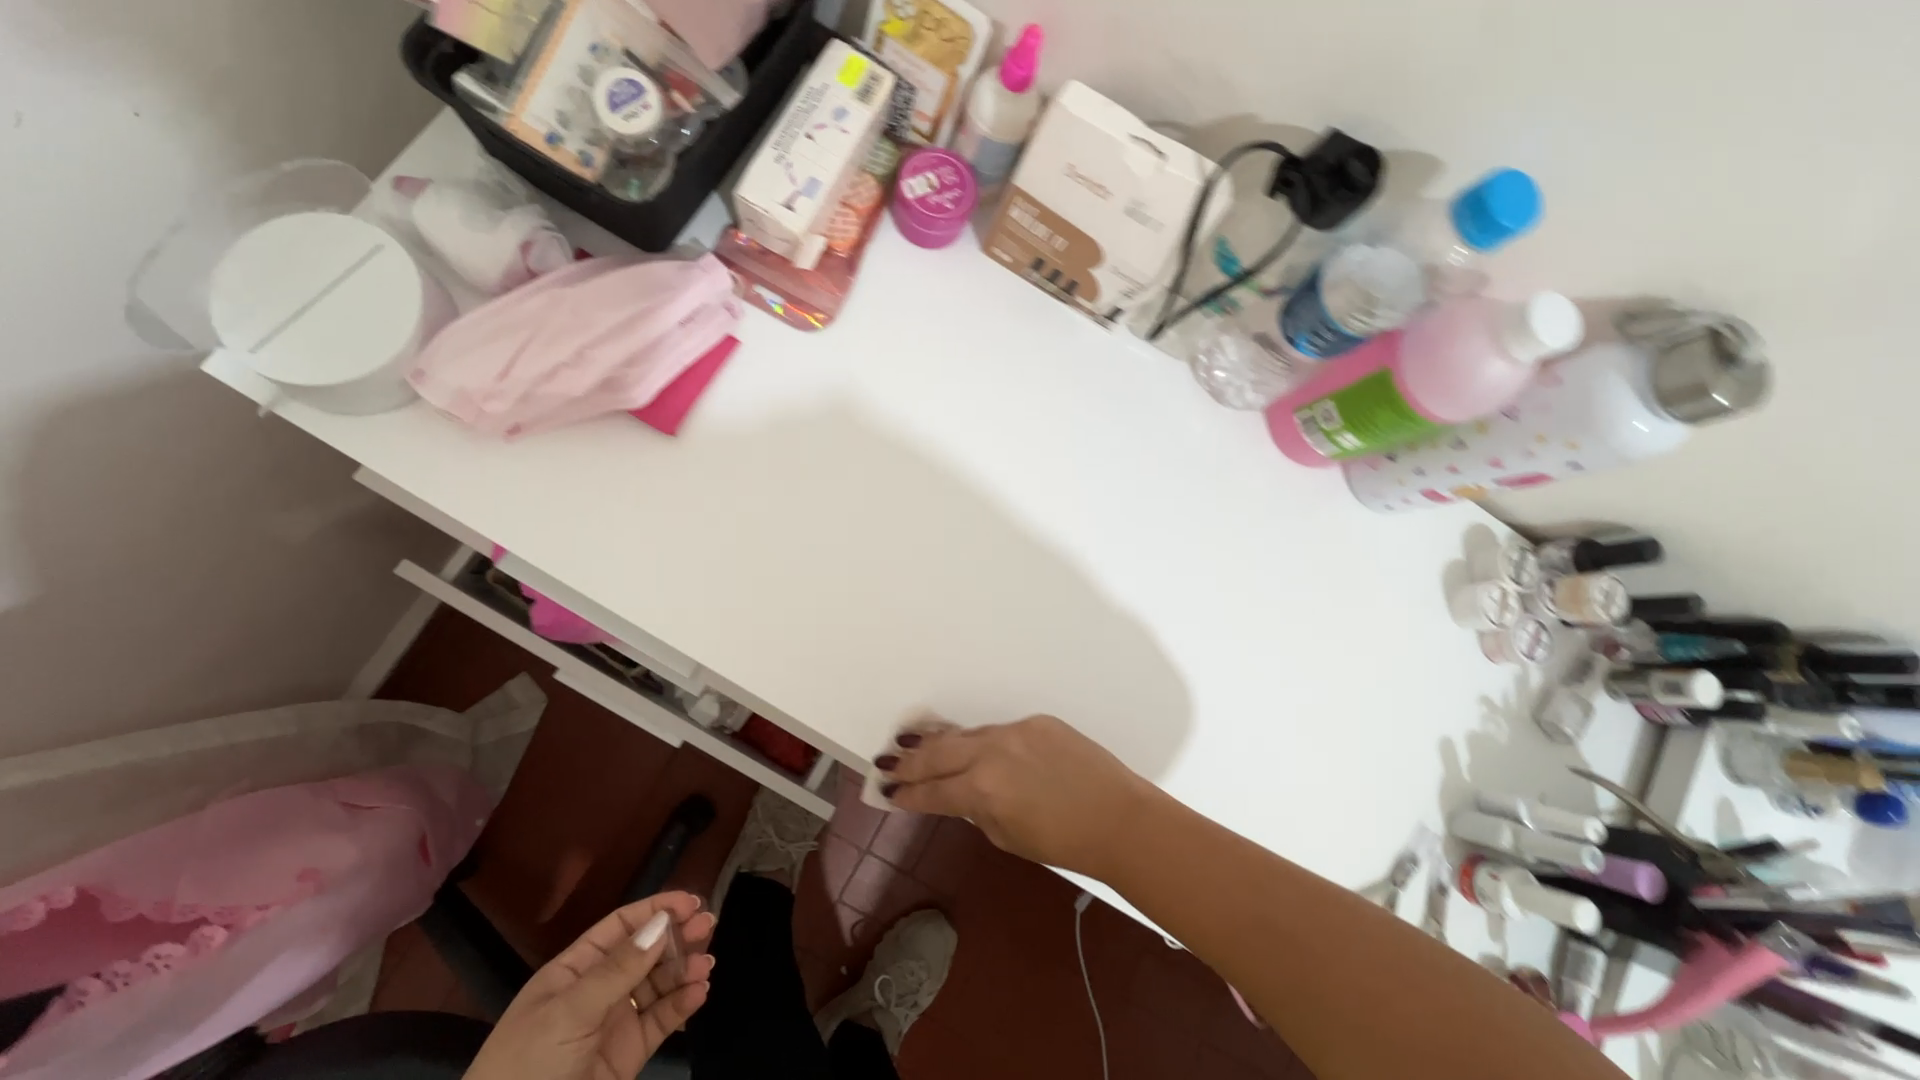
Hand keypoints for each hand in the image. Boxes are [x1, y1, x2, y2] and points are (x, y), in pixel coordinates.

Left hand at [464, 892, 716, 1079]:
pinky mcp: (630, 1054)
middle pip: (644, 953)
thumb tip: (660, 922)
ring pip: (658, 985)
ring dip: (683, 970)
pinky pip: (661, 1020)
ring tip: (706, 965)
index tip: (689, 902)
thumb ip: (617, 970)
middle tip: (708, 925)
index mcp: (572, 971)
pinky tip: (699, 993)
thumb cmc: (528, 1064)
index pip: (619, 928)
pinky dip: (682, 1005)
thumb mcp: (568, 1013)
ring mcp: (615, 1023)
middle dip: (676, 936)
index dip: (654, 910)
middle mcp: (596, 991)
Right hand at [878, 715, 1160, 878]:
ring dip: (938, 742)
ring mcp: (1016, 732)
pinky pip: (999, 731)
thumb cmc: (1064, 844)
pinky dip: (979, 740)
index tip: (888, 793)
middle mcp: (993, 753)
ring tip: (911, 743)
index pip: (933, 791)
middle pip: (938, 753)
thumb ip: (977, 812)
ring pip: (967, 735)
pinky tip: (966, 743)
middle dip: (910, 761)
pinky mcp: (1038, 722)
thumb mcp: (1008, 837)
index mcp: (982, 789)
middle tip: (886, 764)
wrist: (1120, 819)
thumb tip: (962, 797)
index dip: (908, 794)